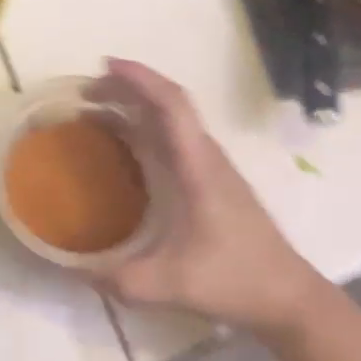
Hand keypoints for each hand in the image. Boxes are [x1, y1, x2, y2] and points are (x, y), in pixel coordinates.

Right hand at [81, 59, 318, 335]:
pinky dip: (145, 128)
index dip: (140, 78)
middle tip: (86, 95)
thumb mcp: (172, 284)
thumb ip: (121, 279)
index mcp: (198, 165)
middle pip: (168, 103)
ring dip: (136, 106)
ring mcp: (211, 166)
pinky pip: (174, 138)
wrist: (287, 296)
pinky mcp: (211, 180)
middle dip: (127, 88)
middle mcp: (205, 155)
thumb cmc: (234, 278)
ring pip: (172, 119)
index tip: (106, 65)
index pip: (171, 103)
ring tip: (97, 114)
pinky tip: (126, 148)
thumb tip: (73, 270)